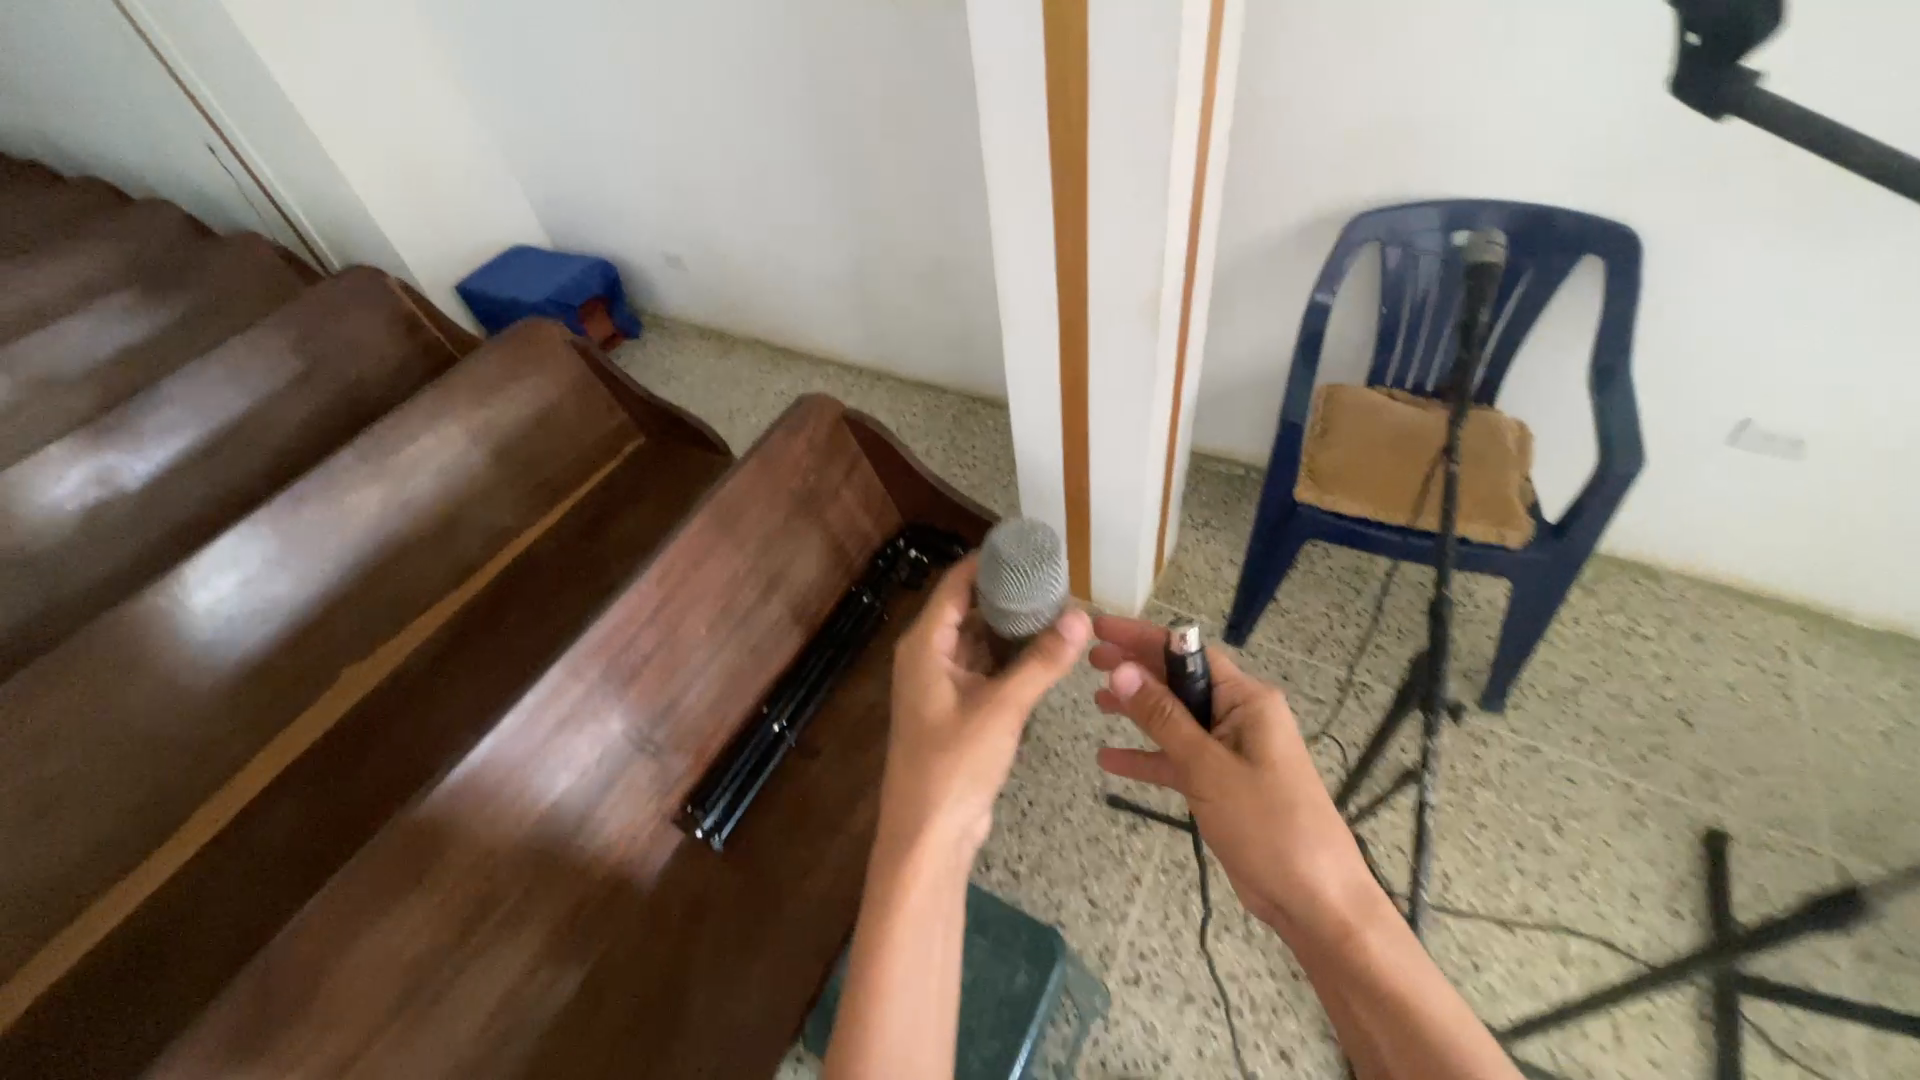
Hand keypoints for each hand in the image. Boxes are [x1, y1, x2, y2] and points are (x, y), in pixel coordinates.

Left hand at [881, 555, 1091, 857]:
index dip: (990, 560)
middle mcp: (930, 655)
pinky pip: (986, 669)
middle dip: (1010, 593)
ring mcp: (943, 683)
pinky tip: (1047, 650)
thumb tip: (1082, 617)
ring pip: (981, 640)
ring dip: (1015, 627)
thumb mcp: (1002, 708)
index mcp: (926, 643)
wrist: (929, 833)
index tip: (1031, 546)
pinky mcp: (958, 708)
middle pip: (970, 608)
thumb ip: (1042, 662)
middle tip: (1058, 577)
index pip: (957, 583)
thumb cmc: (954, 764)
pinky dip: (1013, 658)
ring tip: (1060, 606)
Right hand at [1089, 615, 1371, 934]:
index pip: (1187, 653)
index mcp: (1247, 700)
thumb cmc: (1267, 823)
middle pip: (1179, 682)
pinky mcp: (1223, 784)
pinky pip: (1179, 759)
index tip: (1099, 628)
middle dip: (1136, 670)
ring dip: (1138, 711)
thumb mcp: (1207, 766)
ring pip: (1176, 719)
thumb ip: (1162, 718)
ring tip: (1095, 702)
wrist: (1314, 899)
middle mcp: (1240, 717)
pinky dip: (1148, 757)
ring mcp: (1231, 751)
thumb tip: (1120, 670)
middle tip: (1090, 662)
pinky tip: (1110, 760)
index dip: (1141, 638)